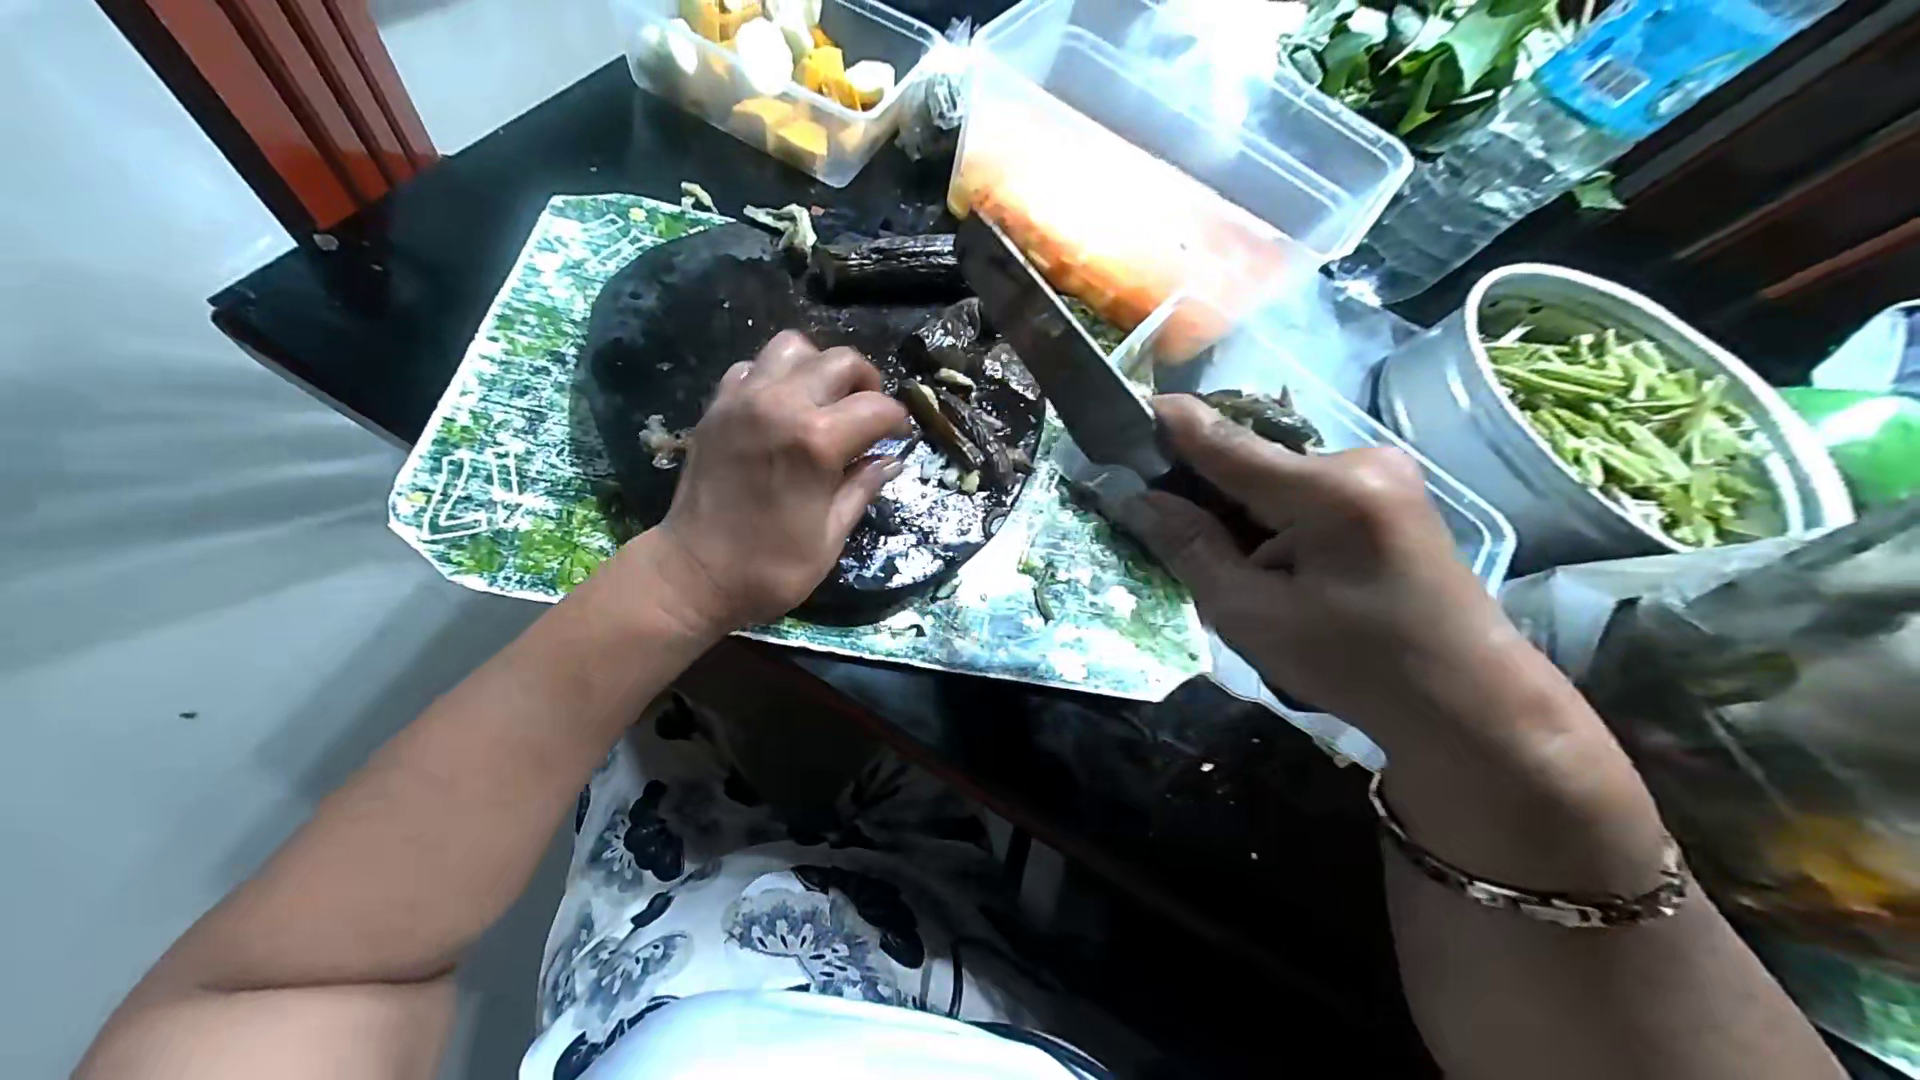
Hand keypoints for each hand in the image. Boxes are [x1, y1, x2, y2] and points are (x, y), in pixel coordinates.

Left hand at [642, 331, 907, 632]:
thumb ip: (862, 487)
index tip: (899, 437)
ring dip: (820, 369)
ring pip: (794, 347)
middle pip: (842, 361)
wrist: (693, 575)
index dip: (898, 421)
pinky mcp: (718, 406)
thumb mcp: (831, 536)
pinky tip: (782, 409)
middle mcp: (781, 404)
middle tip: (868, 416)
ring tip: (825, 402)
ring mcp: (743, 399)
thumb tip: (889, 460)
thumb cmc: (770, 567)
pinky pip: (754, 366)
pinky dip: (776, 377)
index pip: (877, 407)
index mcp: (816, 441)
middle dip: (867, 384)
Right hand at [1115, 395, 1539, 749]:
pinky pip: (1299, 486)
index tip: (1119, 414)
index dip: (1166, 424)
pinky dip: (1265, 511)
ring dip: (1231, 502)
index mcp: (1328, 490)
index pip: (1223, 440)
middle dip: (1196, 480)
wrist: (1468, 702)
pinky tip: (1258, 554)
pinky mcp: (1386, 492)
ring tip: (1213, 552)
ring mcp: (1380, 472)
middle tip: (1157, 520)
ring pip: (1271, 472)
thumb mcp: (1250, 615)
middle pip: (1247, 454)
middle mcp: (1358, 460)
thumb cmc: (1354, 666)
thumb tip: (1138, 498)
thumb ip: (1191, 547)